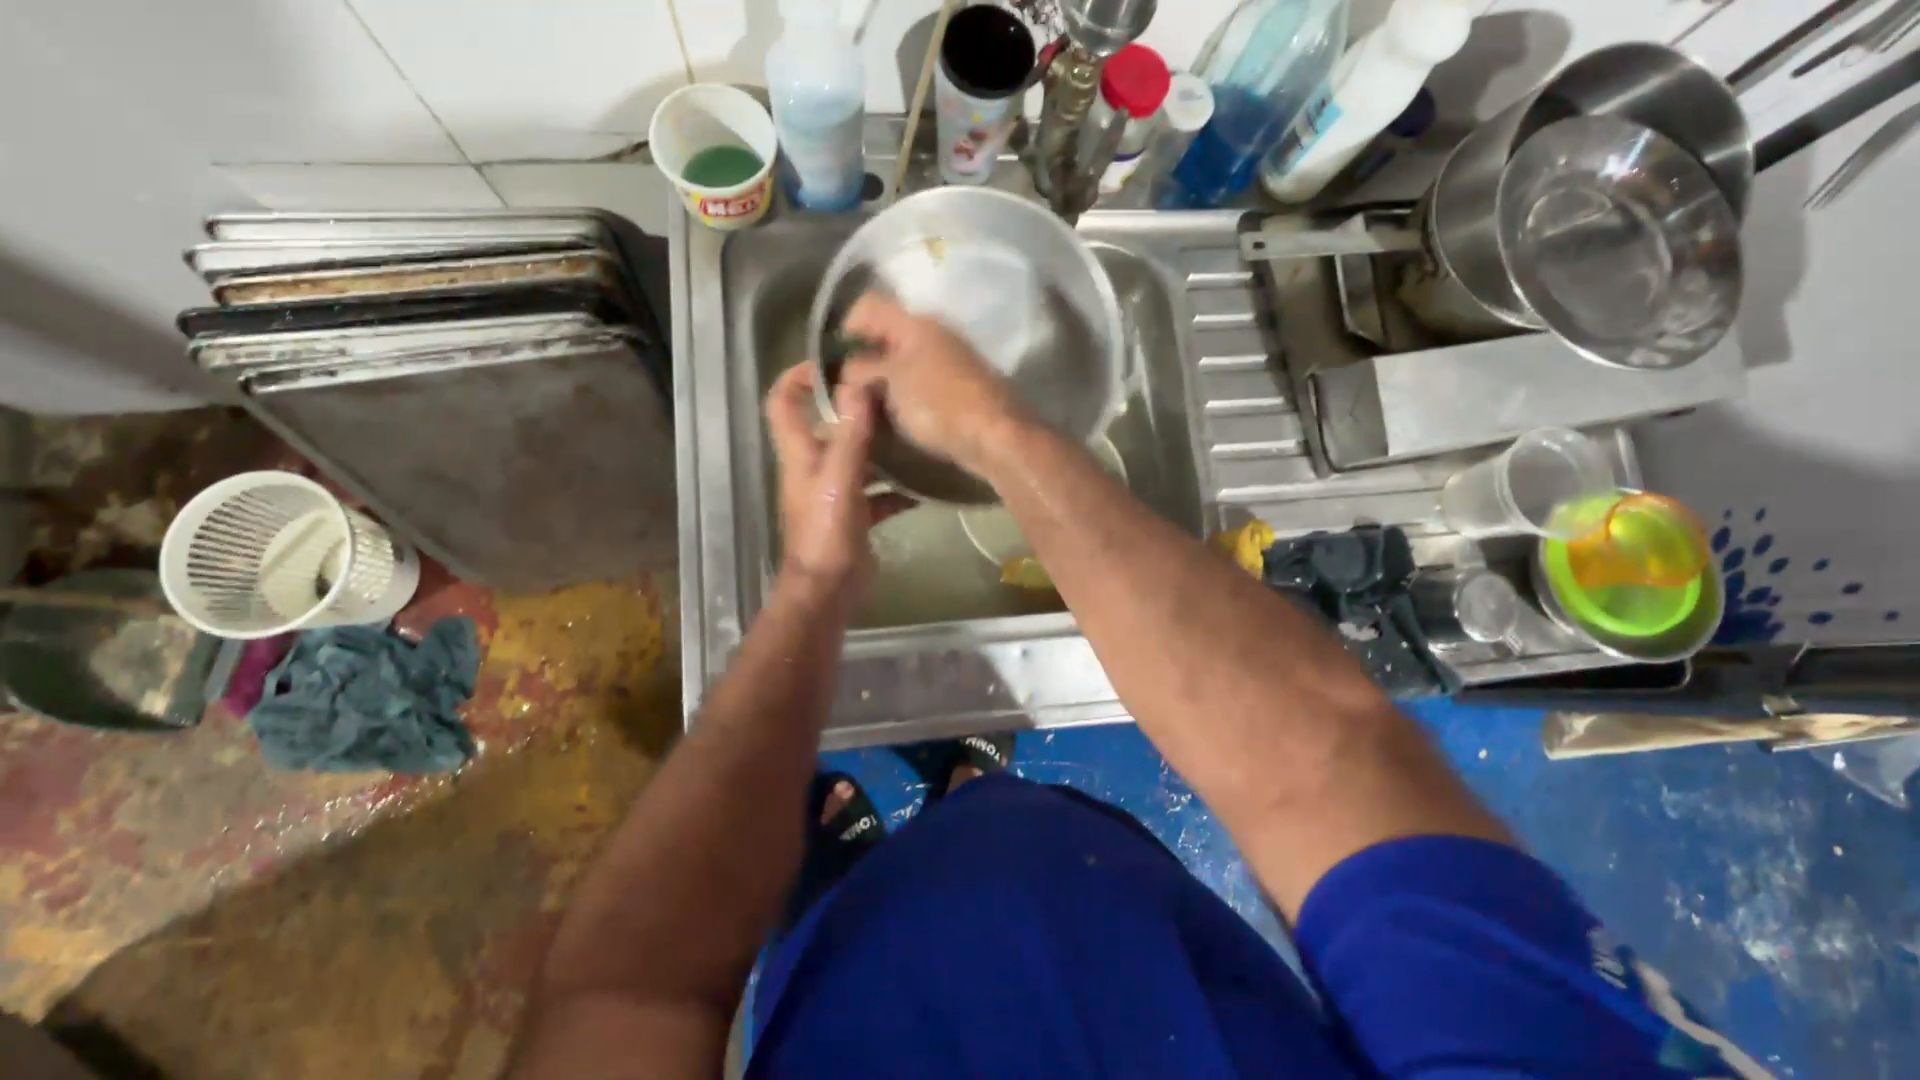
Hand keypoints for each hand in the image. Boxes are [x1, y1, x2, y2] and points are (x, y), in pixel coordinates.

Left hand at [764, 364, 912, 591]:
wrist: (828, 589)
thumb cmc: (826, 532)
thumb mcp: (839, 478)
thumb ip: (850, 435)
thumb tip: (858, 385)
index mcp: (800, 453)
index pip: (783, 402)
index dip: (798, 376)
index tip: (833, 361)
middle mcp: (814, 467)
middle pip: (827, 426)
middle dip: (854, 407)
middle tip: (890, 391)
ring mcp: (835, 492)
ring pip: (857, 457)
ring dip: (880, 445)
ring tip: (912, 429)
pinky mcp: (855, 515)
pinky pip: (878, 492)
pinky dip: (897, 487)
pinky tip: (923, 483)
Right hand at [839, 293, 1031, 472]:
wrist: (994, 436)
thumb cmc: (939, 403)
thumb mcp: (891, 381)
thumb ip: (862, 369)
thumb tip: (849, 369)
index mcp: (915, 323)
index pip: (868, 307)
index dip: (846, 330)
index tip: (835, 365)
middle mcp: (931, 335)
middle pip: (882, 338)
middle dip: (860, 364)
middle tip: (845, 396)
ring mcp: (945, 363)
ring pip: (898, 366)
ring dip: (879, 386)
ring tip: (865, 414)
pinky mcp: (953, 391)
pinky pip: (915, 387)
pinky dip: (900, 400)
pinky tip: (892, 423)